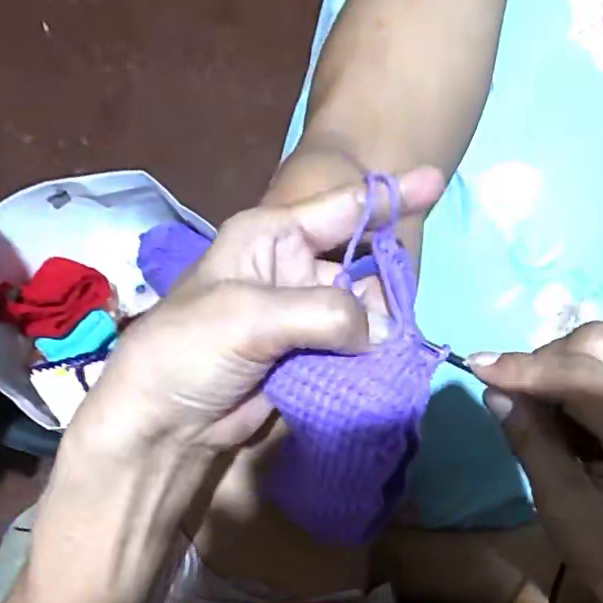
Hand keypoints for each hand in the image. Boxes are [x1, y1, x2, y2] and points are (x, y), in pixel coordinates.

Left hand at [70, 168, 447, 456]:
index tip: (438, 182)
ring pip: (359, 315)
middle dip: (382, 292)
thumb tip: (384, 332)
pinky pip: (348, 351)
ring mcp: (297, 317)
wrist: (164, 420)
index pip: (340, 208)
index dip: (388, 197)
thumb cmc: (190, 350)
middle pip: (358, 268)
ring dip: (376, 332)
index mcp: (270, 238)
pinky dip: (365, 360)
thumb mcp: (249, 316)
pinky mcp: (303, 358)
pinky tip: (377, 370)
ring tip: (383, 354)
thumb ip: (323, 314)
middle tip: (386, 328)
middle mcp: (289, 270)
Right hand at [471, 322, 602, 602]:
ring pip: (602, 350)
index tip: (476, 366)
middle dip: (542, 363)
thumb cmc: (602, 549)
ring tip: (532, 411)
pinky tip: (557, 416)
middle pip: (599, 345)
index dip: (528, 367)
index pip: (586, 378)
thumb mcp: (557, 500)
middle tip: (507, 395)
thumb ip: (530, 438)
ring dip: (554, 371)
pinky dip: (569, 382)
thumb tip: (494, 389)